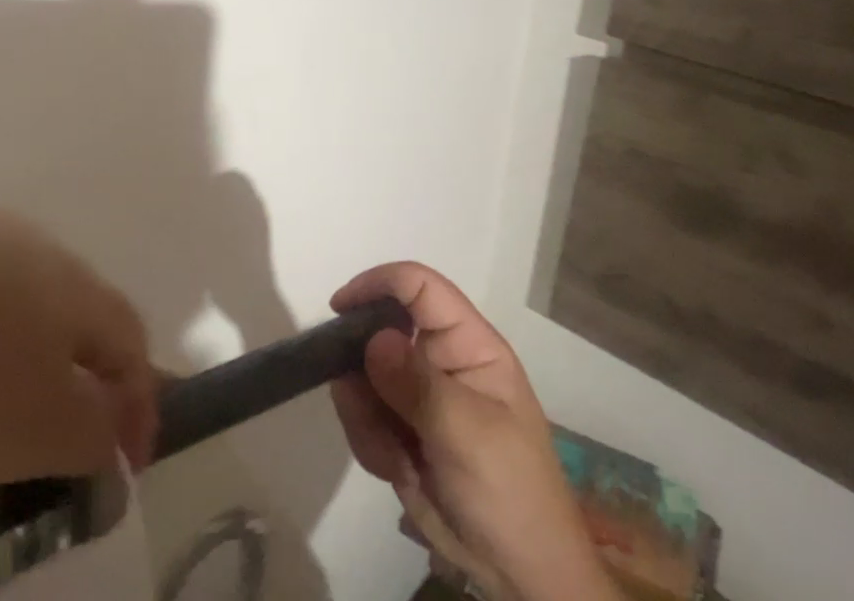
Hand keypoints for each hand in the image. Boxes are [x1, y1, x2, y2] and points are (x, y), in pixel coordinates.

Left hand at [0, 162, 157, 485]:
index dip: (138, 409)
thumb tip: (109, 434)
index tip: (122, 471)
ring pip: (4, 303)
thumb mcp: (34, 428)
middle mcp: (27, 248)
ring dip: (7, 360)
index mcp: (74, 289)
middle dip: (73, 380)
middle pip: (70, 316)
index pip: (132, 346)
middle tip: (53, 439)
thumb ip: (88, 436)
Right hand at [328, 263, 618, 600]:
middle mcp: (438, 361)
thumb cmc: (508, 491)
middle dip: (363, 377)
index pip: (419, 287)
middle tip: (372, 415)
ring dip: (366, 420)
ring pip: (359, 379)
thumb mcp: (468, 433)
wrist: (515, 569)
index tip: (338, 311)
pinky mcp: (398, 427)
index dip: (379, 285)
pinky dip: (369, 444)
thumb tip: (372, 338)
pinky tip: (398, 470)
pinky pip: (359, 416)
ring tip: (396, 456)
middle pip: (375, 333)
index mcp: (469, 347)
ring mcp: (415, 395)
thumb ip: (417, 383)